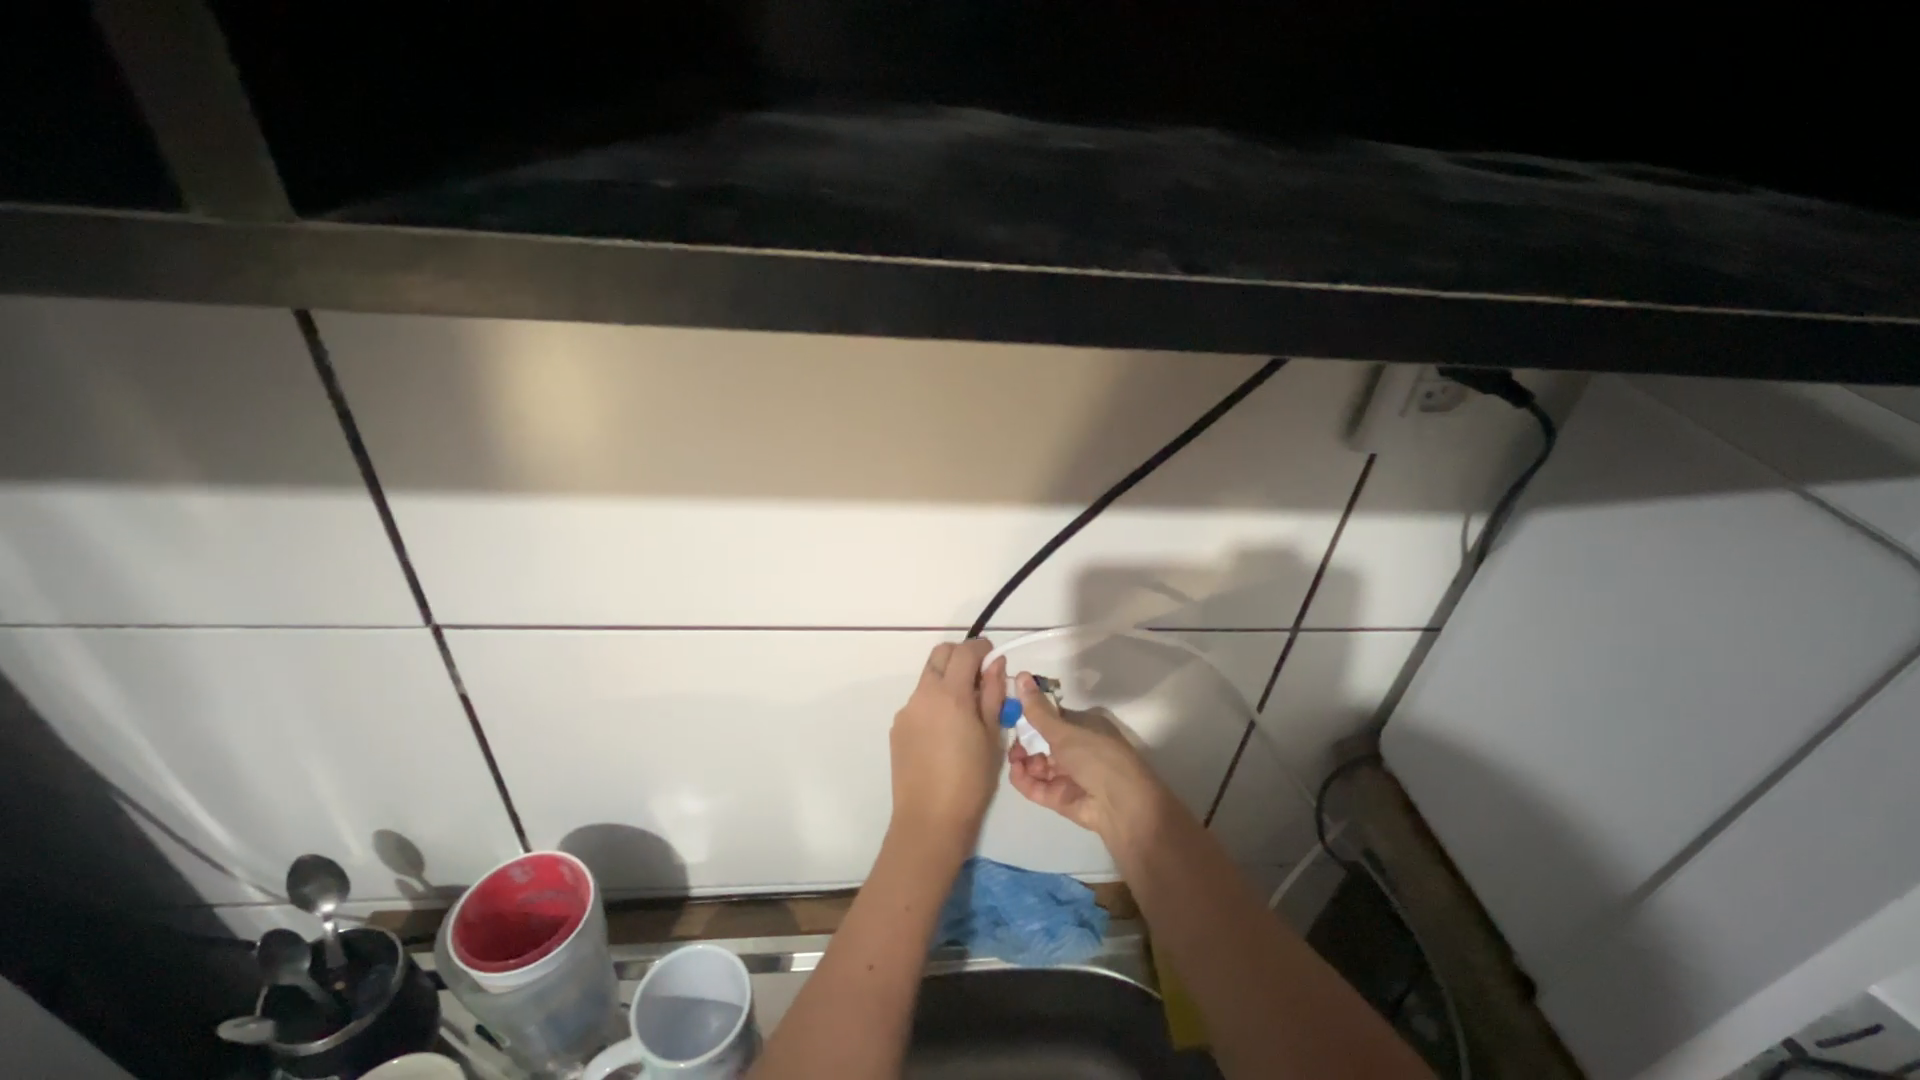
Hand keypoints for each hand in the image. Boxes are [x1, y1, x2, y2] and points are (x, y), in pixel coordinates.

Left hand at [889, 639, 1006, 843]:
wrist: (929, 818)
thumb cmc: (971, 779)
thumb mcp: (992, 736)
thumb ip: (994, 695)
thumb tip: (996, 664)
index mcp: (951, 694)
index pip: (965, 651)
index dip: (981, 648)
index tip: (993, 657)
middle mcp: (924, 695)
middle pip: (940, 655)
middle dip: (960, 656)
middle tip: (980, 678)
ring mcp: (907, 711)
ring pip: (928, 679)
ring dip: (947, 680)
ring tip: (966, 712)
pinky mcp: (898, 728)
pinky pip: (919, 703)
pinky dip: (935, 703)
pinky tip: (946, 734)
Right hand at [1006, 672, 1171, 842]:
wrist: (1120, 805)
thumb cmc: (1096, 757)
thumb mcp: (1065, 730)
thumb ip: (1038, 710)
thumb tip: (1020, 675)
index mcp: (1084, 727)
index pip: (1052, 717)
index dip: (1031, 713)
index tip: (1009, 708)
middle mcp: (1075, 749)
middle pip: (1041, 741)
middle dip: (1023, 738)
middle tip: (1009, 736)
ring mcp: (1066, 774)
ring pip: (1036, 763)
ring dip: (1022, 758)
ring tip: (1015, 757)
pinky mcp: (1058, 797)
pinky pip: (1035, 785)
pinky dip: (1023, 777)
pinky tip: (1015, 770)